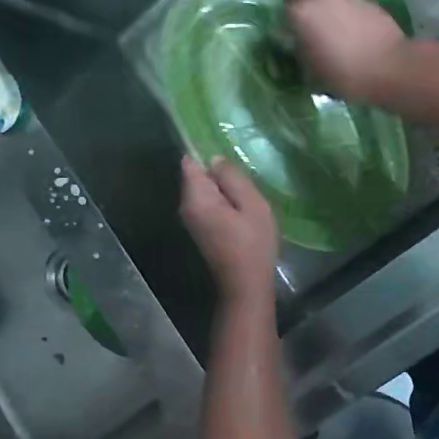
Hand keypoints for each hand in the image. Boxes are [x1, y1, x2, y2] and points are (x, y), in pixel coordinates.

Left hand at [179, 155, 277, 302]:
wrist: (245, 284)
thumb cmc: (252, 243)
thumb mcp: (251, 204)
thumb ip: (232, 178)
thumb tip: (215, 160)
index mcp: (195, 198)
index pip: (190, 162)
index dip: (207, 153)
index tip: (229, 159)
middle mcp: (186, 207)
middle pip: (196, 177)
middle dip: (218, 174)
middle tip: (245, 180)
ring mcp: (191, 220)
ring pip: (204, 191)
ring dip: (222, 189)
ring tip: (246, 195)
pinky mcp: (200, 230)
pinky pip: (208, 205)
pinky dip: (222, 202)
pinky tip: (240, 210)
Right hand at [285, 0, 410, 101]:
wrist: (391, 67)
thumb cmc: (344, 73)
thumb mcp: (310, 69)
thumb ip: (297, 49)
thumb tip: (295, 41)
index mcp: (301, 10)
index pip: (279, 6)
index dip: (281, 19)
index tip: (285, 33)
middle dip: (297, 1)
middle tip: (301, 23)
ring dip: (320, 3)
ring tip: (326, 25)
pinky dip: (339, 8)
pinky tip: (346, 27)